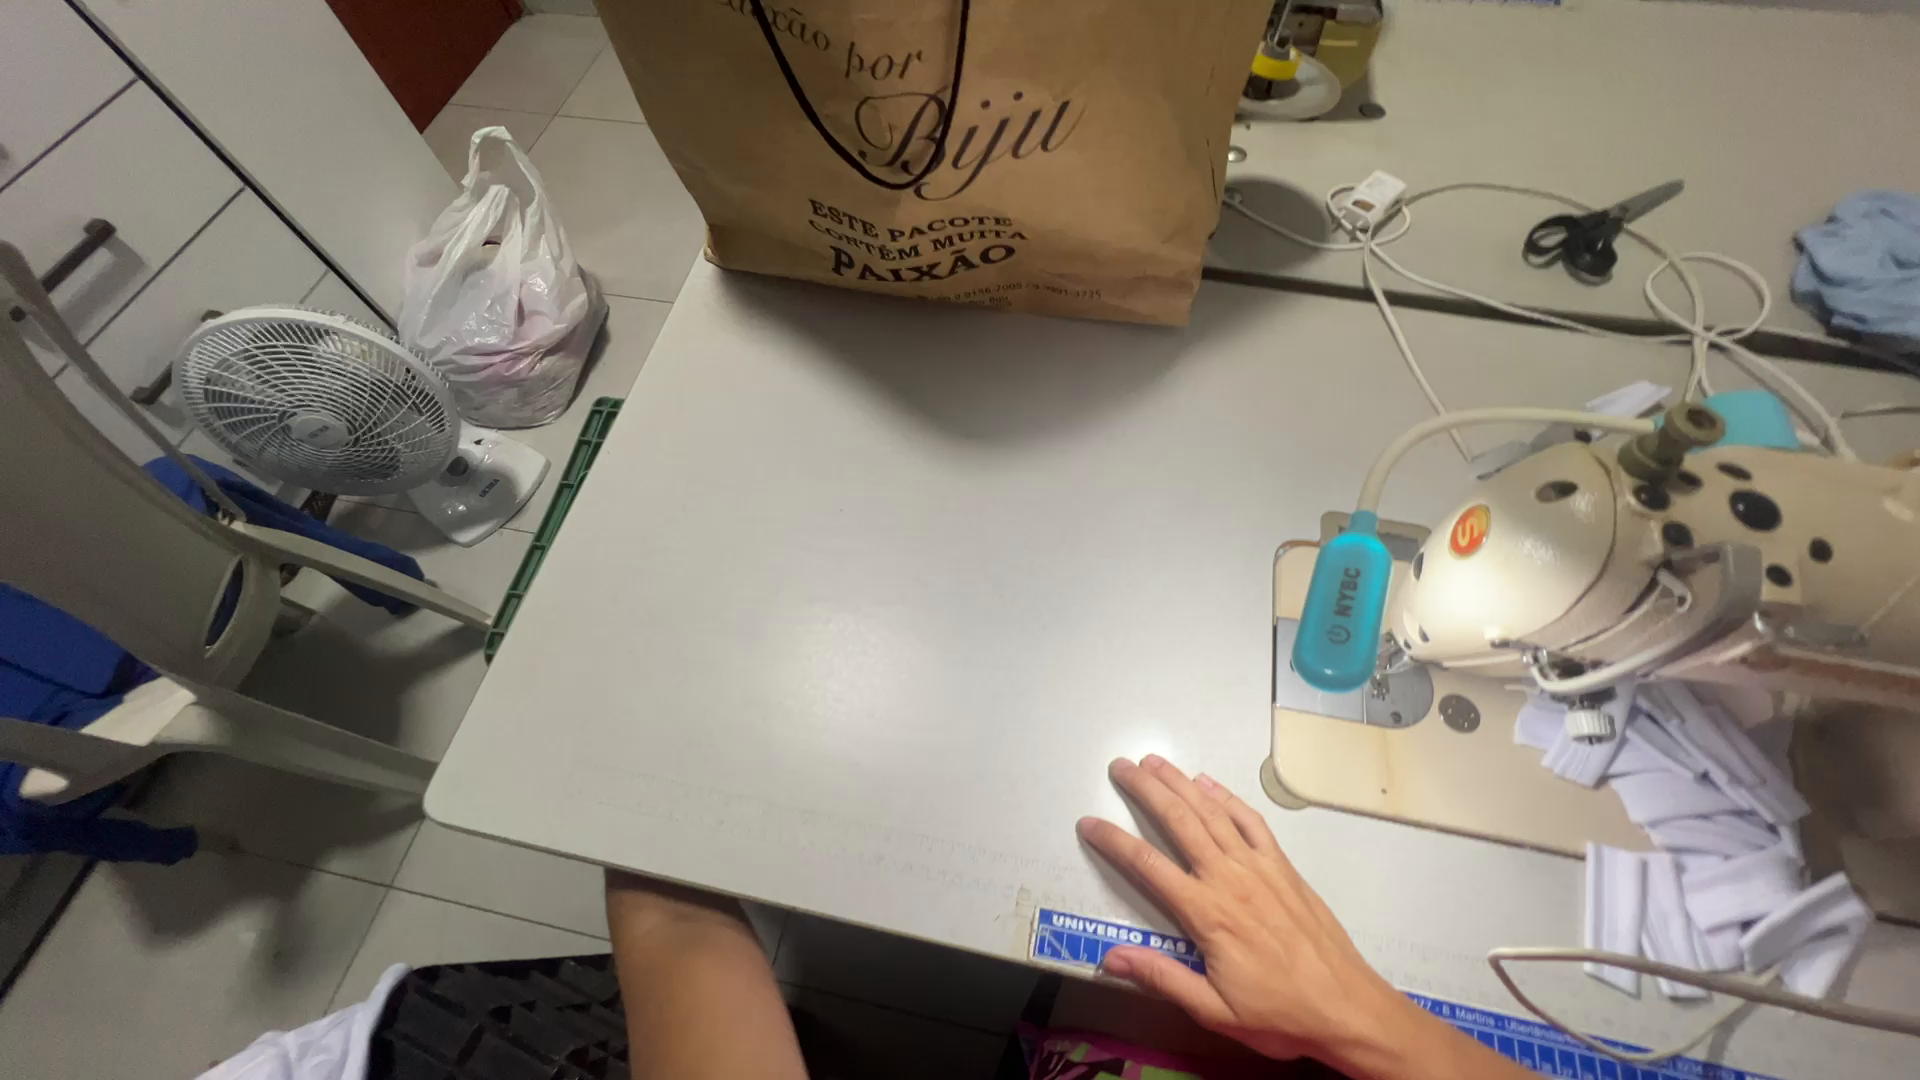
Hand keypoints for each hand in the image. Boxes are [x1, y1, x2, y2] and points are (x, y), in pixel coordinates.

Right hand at [1076, 756, 1419, 1064]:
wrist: (1350, 1009)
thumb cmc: (1279, 1013)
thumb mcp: (1215, 1011)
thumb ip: (1162, 977)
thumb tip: (1109, 959)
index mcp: (1206, 912)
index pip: (1147, 865)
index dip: (1113, 841)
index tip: (1089, 822)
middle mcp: (1228, 877)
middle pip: (1178, 820)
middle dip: (1145, 789)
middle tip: (1120, 766)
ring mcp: (1257, 865)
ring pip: (1211, 811)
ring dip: (1179, 782)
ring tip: (1154, 761)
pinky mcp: (1281, 864)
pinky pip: (1250, 820)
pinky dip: (1226, 797)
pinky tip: (1207, 783)